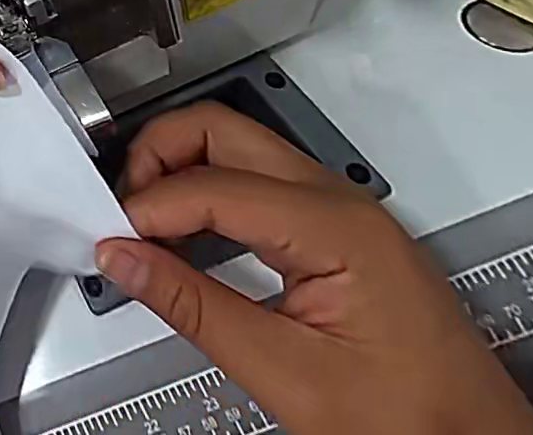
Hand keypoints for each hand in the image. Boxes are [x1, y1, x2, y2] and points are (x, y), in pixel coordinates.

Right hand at [93, 103, 532, 434]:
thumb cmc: (416, 427)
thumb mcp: (288, 376)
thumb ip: (192, 306)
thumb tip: (122, 258)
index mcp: (335, 226)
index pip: (211, 186)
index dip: (151, 207)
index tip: (116, 236)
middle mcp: (335, 198)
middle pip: (218, 129)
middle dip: (158, 154)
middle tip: (125, 205)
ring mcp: (334, 204)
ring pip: (229, 142)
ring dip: (177, 167)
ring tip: (146, 219)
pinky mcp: (328, 221)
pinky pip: (246, 175)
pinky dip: (202, 188)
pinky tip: (184, 228)